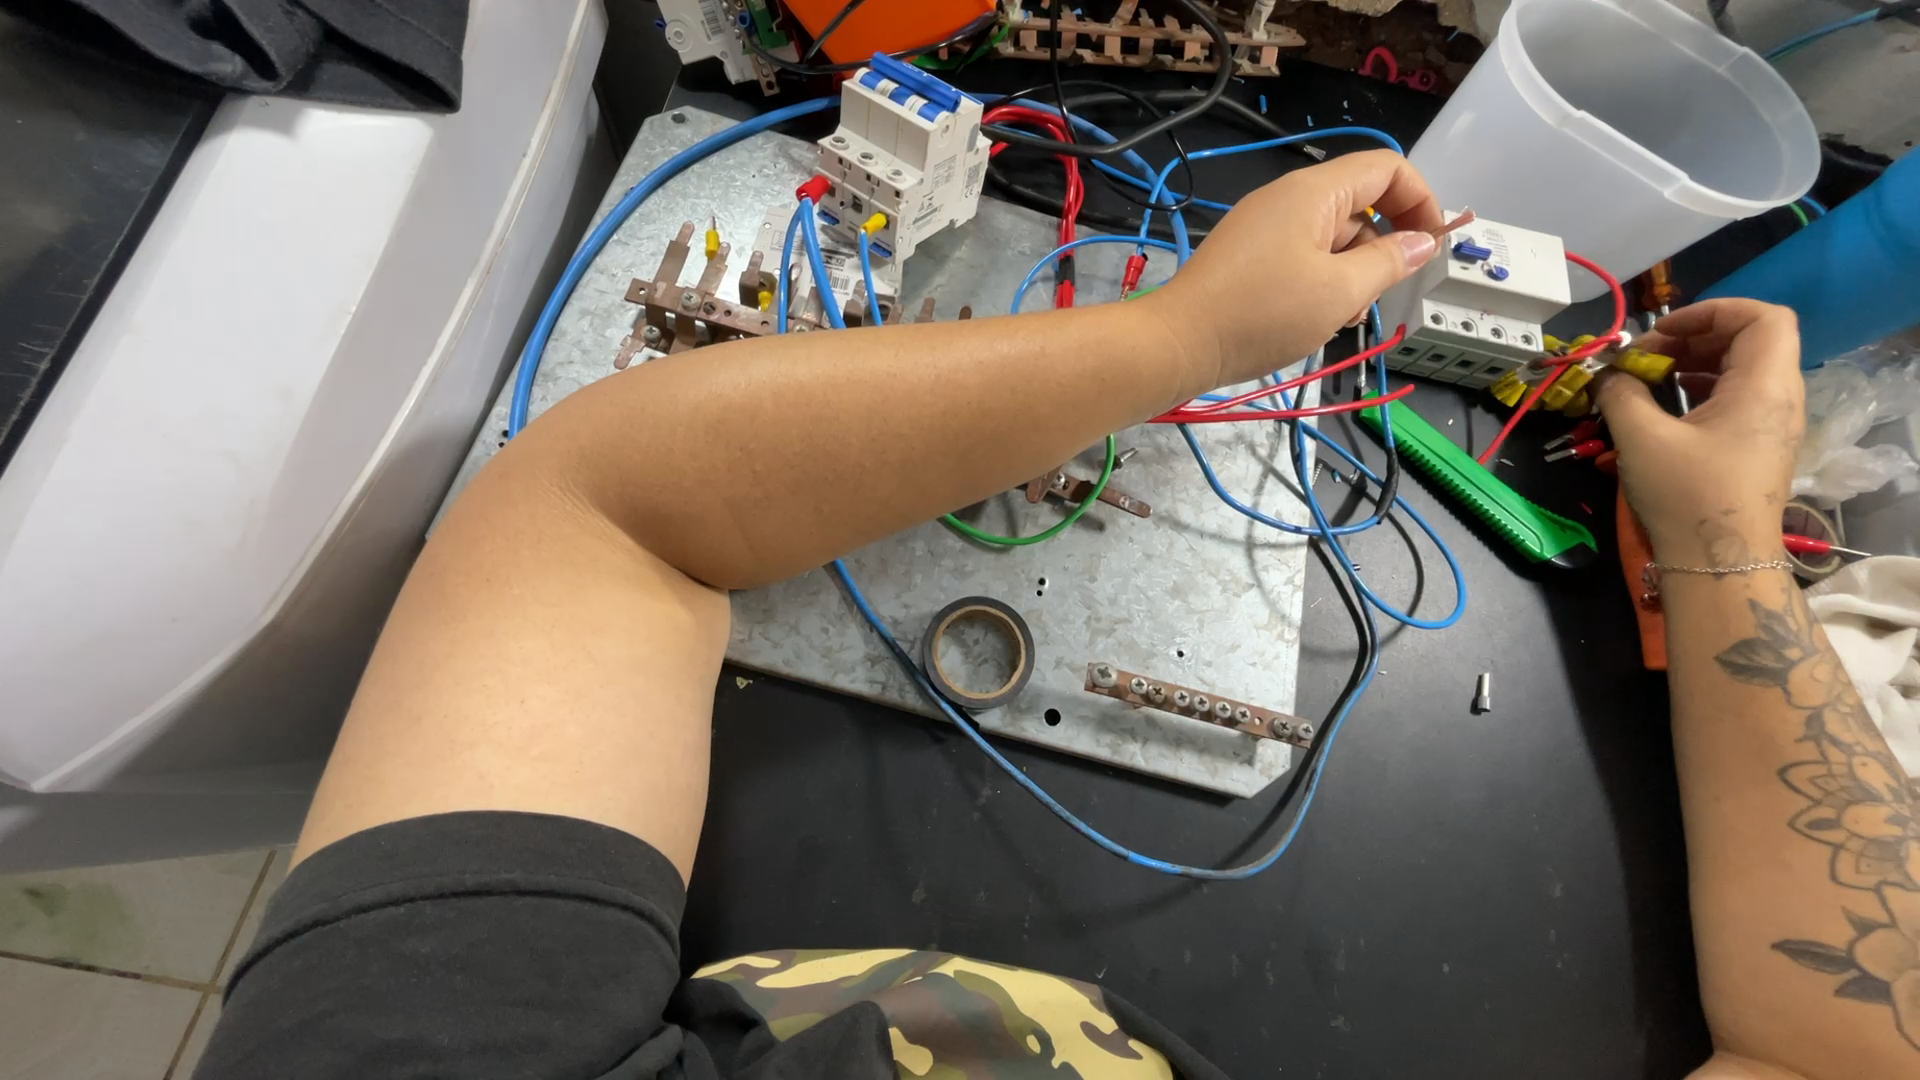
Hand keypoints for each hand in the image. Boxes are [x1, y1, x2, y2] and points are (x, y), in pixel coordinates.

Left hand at [1139, 149, 1444, 387]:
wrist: (1176, 345)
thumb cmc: (1261, 315)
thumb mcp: (1339, 292)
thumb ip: (1388, 261)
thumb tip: (1423, 241)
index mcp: (1313, 192)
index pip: (1387, 168)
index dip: (1420, 200)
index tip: (1430, 245)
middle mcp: (1285, 200)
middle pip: (1356, 207)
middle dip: (1376, 250)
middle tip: (1368, 299)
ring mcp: (1259, 230)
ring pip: (1326, 241)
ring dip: (1344, 276)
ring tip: (1332, 319)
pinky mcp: (1242, 260)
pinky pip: (1294, 260)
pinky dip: (1312, 285)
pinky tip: (1305, 322)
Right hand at [1594, 299, 1804, 565]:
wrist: (1717, 554)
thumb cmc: (1685, 491)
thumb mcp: (1640, 439)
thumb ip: (1621, 396)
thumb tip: (1610, 377)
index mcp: (1763, 386)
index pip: (1761, 318)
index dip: (1710, 311)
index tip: (1658, 331)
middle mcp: (1778, 397)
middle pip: (1748, 340)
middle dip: (1690, 338)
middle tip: (1641, 358)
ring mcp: (1769, 422)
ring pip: (1739, 369)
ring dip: (1690, 364)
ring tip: (1644, 381)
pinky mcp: (1754, 443)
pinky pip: (1732, 396)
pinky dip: (1696, 389)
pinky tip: (1660, 407)